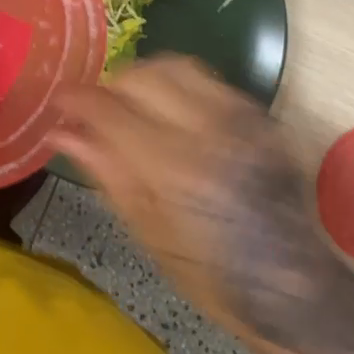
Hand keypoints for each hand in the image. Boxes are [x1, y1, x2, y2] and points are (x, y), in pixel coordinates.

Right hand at [47, 55, 336, 349]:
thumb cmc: (211, 276)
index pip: (109, 110)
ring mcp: (239, 119)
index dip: (77, 100)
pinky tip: (173, 113)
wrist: (293, 286)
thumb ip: (107, 173)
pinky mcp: (260, 118)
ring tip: (134, 104)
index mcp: (172, 168)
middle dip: (111, 85)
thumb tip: (64, 133)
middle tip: (98, 107)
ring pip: (176, 67)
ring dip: (146, 77)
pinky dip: (180, 86)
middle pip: (142, 76)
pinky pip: (209, 81)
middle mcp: (206, 131)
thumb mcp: (148, 234)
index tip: (61, 102)